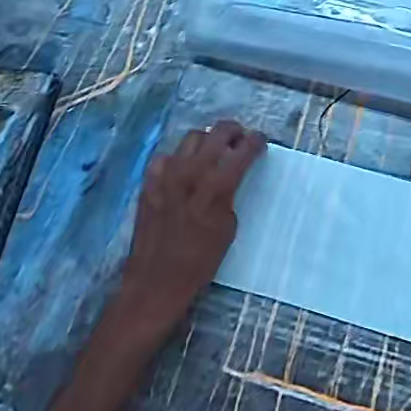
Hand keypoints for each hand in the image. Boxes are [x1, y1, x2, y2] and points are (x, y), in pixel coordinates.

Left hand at [113, 120, 266, 333]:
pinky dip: (180, 157)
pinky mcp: (149, 178)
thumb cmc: (199, 261)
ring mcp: (167, 172)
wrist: (156, 279)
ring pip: (192, 137)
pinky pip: (168, 155)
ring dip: (208, 140)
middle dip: (234, 131)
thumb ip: (230, 195)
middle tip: (240, 139)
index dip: (255, 141)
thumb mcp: (228, 228)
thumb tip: (231, 177)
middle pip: (218, 132)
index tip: (260, 140)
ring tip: (213, 151)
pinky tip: (184, 170)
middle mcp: (192, 171)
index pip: (243, 150)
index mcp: (216, 186)